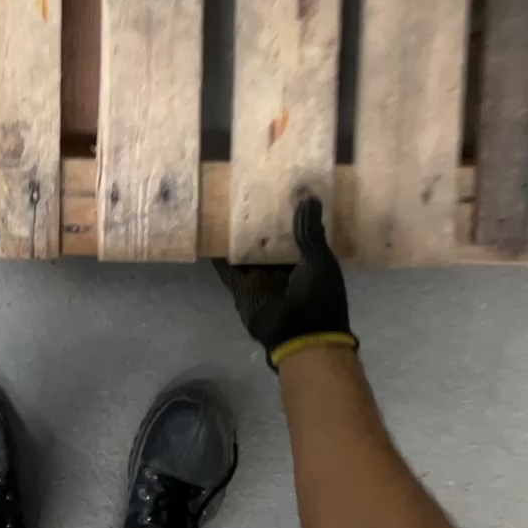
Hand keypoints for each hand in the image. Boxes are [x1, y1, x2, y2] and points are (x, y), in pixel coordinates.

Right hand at [211, 198, 352, 367]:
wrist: (300, 338)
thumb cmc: (318, 299)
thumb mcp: (320, 262)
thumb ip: (310, 232)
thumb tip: (309, 196)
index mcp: (306, 261)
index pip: (294, 232)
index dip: (285, 213)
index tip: (274, 189)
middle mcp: (281, 268)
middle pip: (265, 241)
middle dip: (257, 223)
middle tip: (243, 194)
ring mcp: (259, 278)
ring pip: (244, 252)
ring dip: (235, 236)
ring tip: (221, 209)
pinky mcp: (241, 288)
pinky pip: (226, 270)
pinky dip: (217, 257)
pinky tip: (208, 238)